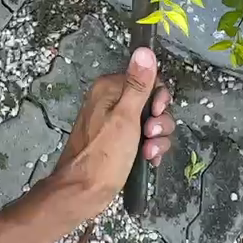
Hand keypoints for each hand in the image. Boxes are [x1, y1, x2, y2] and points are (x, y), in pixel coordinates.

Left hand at [38, 47, 174, 225]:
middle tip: (150, 137)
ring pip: (150, 122)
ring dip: (156, 139)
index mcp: (109, 88)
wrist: (84, 192)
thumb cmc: (104, 154)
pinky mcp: (118, 141)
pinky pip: (143, 138)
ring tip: (148, 153)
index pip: (146, 79)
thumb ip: (138, 85)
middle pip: (151, 102)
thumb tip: (144, 50)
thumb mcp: (126, 117)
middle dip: (158, 122)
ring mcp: (114, 121)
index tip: (156, 113)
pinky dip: (150, 149)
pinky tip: (149, 161)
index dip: (158, 98)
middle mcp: (111, 100)